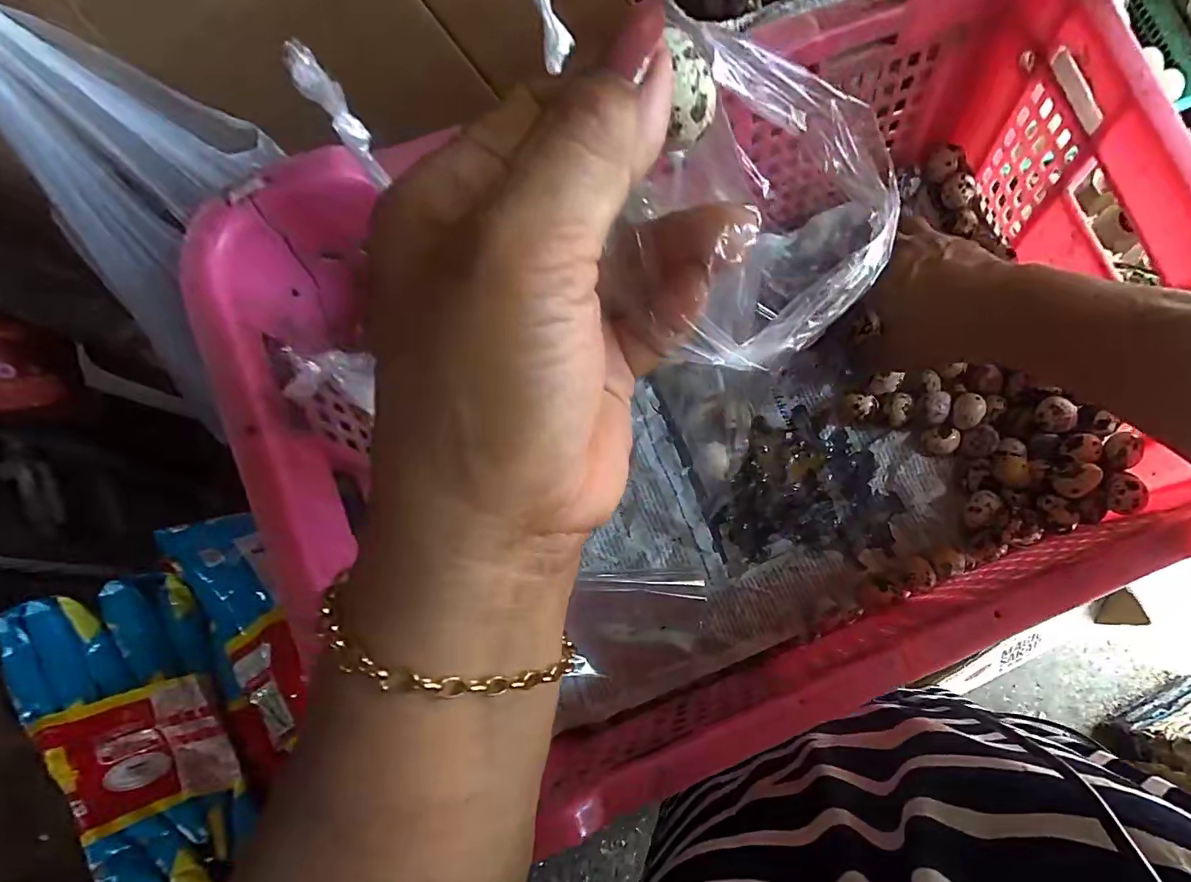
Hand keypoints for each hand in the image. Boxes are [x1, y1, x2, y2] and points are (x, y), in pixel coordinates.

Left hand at [363, 4, 751, 567]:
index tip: (687, 79)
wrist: (504, 523)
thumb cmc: (494, 382)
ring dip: (680, 233)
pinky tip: (710, 277)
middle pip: (591, 176)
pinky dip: (680, 290)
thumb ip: (588, 150)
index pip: (540, 115)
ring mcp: (556, 307)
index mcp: (459, 206)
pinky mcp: (599, 356)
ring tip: (731, 228)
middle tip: (717, 145)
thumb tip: (652, 38)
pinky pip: (648, 304)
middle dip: (653, 163)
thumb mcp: (528, 253)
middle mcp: (503, 250)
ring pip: (629, 243)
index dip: (610, 90)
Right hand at [853, 218, 1096, 373]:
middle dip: (863, 247)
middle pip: (873, 236)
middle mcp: (899, 246)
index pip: (845, 269)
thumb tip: (849, 357)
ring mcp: (932, 238)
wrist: (1002, 308)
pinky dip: (924, 248)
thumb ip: (868, 354)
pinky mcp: (960, 240)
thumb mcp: (897, 354)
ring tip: (892, 257)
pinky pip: (932, 238)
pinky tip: (926, 264)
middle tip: (858, 262)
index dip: (835, 276)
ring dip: (896, 239)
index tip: (829, 285)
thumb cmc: (940, 331)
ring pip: (904, 228)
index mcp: (875, 272)